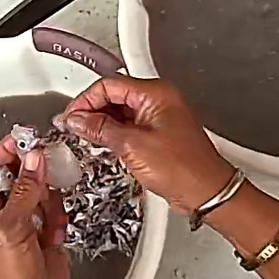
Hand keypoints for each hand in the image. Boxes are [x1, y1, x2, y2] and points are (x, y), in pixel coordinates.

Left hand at [0, 137, 71, 278]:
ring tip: (50, 213)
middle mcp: (1, 212)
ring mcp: (25, 220)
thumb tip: (33, 161)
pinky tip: (55, 233)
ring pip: (39, 189)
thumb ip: (25, 193)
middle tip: (48, 158)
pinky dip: (58, 216)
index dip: (5, 151)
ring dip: (48, 196)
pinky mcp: (46, 231)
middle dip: (32, 169)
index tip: (24, 139)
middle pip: (17, 174)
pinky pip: (55, 208)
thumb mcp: (12, 231)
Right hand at [57, 76, 235, 211]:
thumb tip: (77, 120)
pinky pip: (127, 124)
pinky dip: (111, 132)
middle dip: (91, 111)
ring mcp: (158, 117)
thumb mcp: (131, 145)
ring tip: (85, 136)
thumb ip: (99, 128)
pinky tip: (102, 143)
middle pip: (113, 95)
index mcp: (155, 94)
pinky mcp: (156, 132)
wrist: (207, 193)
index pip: (109, 85)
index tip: (71, 116)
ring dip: (100, 122)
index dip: (85, 100)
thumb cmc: (184, 169)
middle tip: (74, 126)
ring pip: (118, 111)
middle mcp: (158, 101)